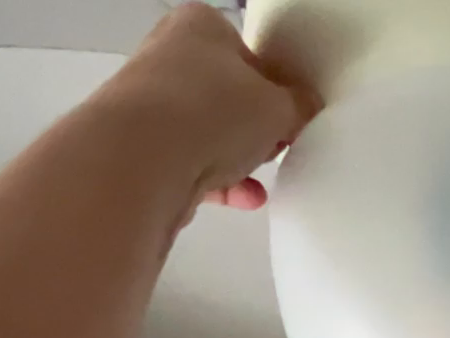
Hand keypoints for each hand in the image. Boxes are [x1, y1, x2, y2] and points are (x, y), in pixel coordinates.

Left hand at [99, 3, 320, 210]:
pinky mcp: (142, 149)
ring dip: (238, 159)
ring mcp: (150, 104)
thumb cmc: (215, 112)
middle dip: (254, 129)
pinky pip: (191, 164)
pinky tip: (245, 199)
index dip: (275, 91)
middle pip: (226, 97)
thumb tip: (307, 105)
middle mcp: (169, 55)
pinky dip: (219, 181)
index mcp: (201, 26)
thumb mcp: (278, 107)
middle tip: (278, 150)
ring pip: (207, 133)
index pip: (249, 56)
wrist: (142, 158)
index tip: (290, 121)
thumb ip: (300, 106)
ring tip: (262, 180)